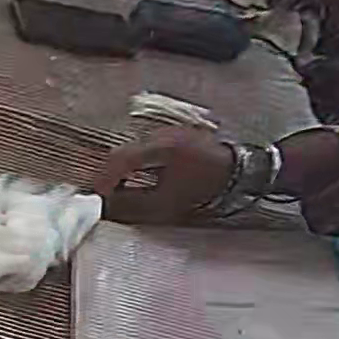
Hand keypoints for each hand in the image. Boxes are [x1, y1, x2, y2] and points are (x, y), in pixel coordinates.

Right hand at [91, 126, 229, 222]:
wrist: (243, 172)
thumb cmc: (205, 188)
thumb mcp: (166, 202)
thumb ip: (132, 203)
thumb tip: (107, 205)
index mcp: (159, 148)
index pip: (118, 161)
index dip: (102, 180)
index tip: (95, 197)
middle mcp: (161, 135)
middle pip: (121, 153)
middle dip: (108, 174)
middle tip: (102, 194)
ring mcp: (168, 133)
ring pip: (131, 149)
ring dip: (119, 169)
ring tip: (115, 188)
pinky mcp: (174, 137)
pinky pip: (143, 148)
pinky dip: (133, 163)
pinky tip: (133, 177)